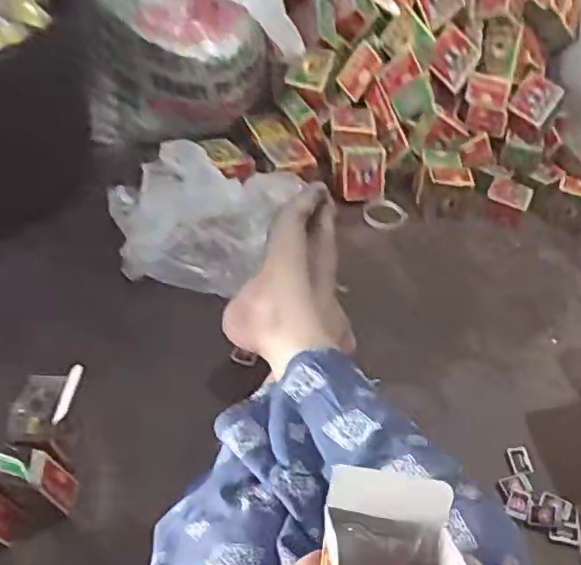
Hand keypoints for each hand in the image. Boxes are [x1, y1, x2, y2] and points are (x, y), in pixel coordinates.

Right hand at [221, 183, 355, 376]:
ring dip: (324, 269)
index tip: (315, 190)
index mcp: (287, 257)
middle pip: (324, 242)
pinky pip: (331, 315)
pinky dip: (324, 313)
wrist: (304, 359)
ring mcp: (333, 305)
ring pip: (330, 279)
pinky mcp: (342, 332)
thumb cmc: (267, 325)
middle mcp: (316, 275)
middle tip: (327, 207)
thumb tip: (256, 316)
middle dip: (324, 223)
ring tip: (317, 267)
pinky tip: (318, 322)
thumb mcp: (239, 315)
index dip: (302, 205)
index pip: (295, 223)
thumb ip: (248, 306)